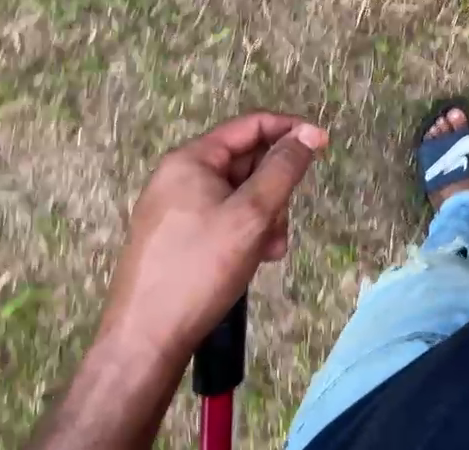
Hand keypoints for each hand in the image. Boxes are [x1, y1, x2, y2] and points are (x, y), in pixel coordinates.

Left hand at [95, 113, 328, 366]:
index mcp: (191, 160)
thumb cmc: (200, 269)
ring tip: (272, 249)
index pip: (253, 125)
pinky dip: (249, 230)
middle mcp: (180, 177)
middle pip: (249, 161)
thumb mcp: (253, 213)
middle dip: (277, 187)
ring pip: (241, 193)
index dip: (291, 131)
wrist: (144, 343)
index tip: (323, 147)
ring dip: (267, 214)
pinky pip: (226, 217)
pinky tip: (257, 259)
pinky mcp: (177, 237)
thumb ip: (285, 167)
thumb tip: (309, 133)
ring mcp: (176, 208)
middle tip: (286, 219)